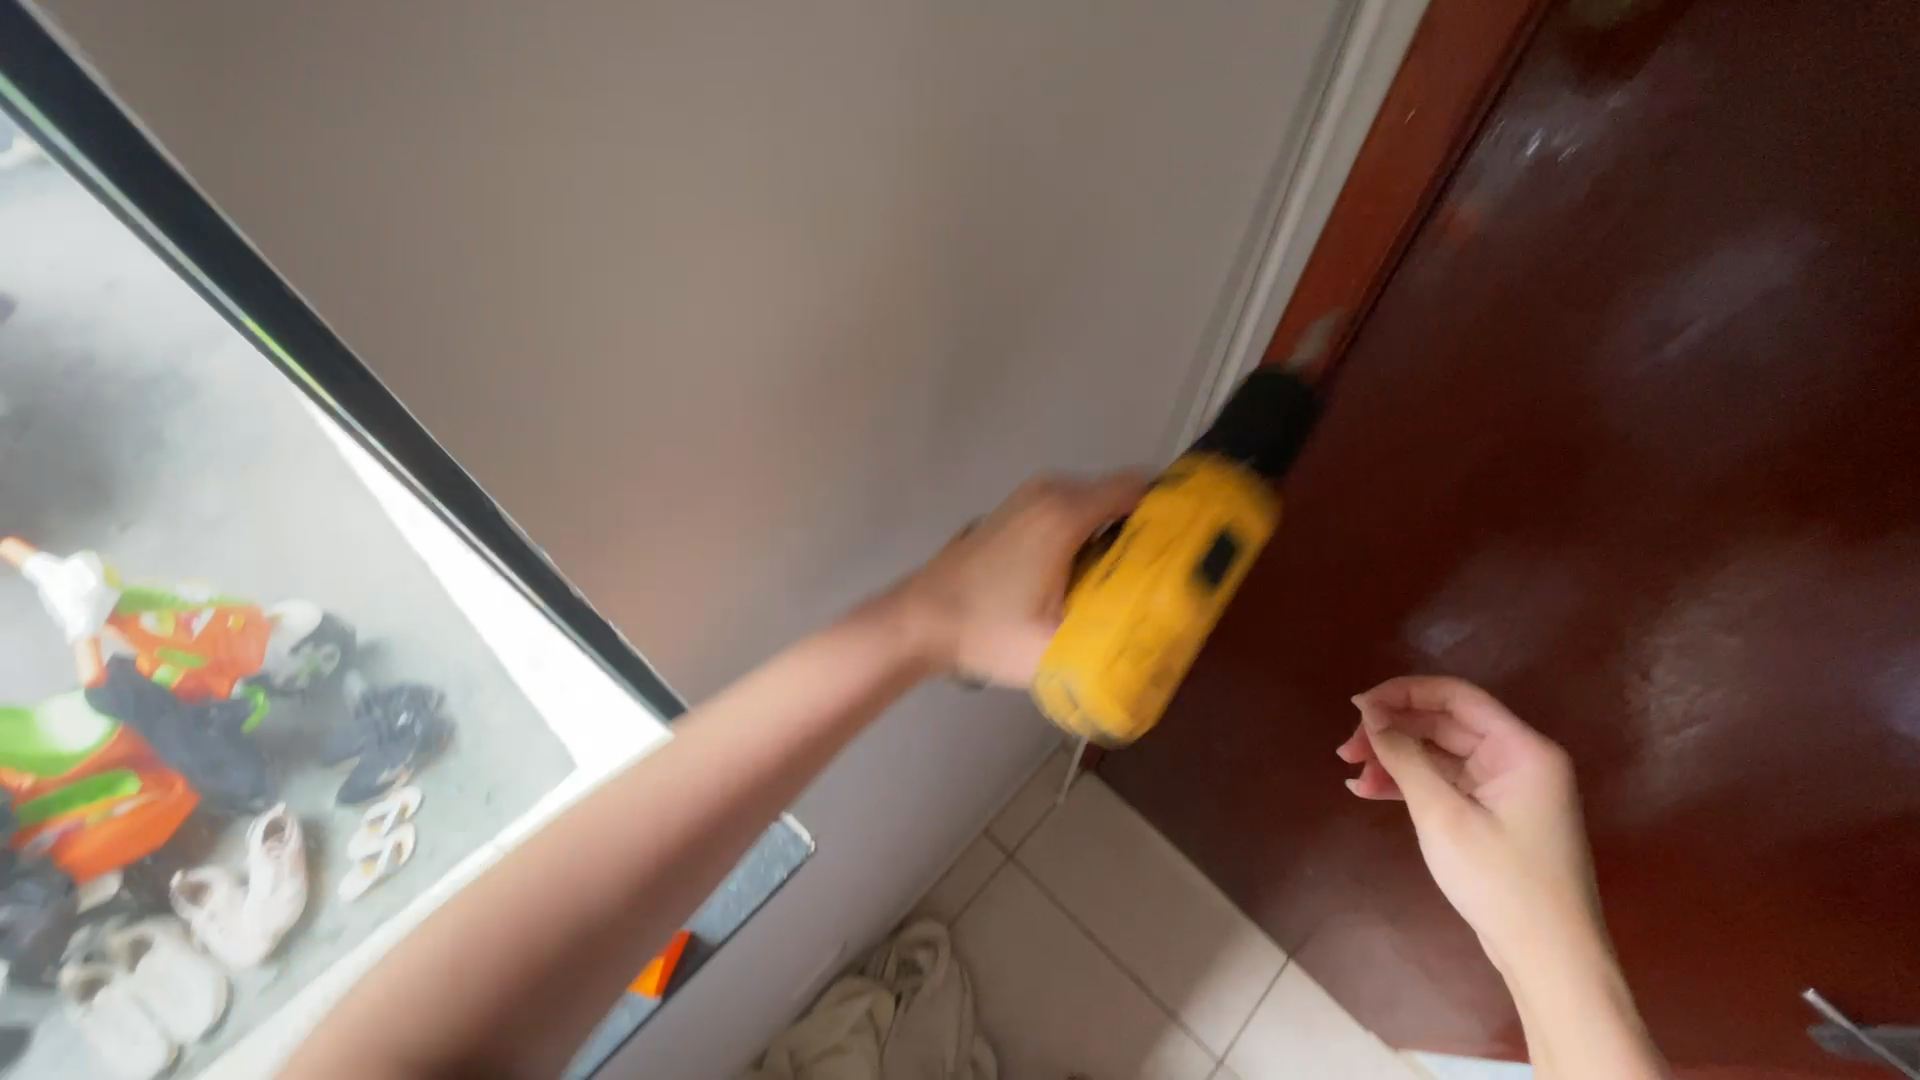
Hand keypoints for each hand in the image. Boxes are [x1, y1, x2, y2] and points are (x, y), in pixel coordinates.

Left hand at [893, 471, 1146, 686]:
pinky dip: (1083, 536)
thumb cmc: (987, 630)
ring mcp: (1026, 499)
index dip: (1169, 512)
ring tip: (1119, 585)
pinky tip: (1079, 580)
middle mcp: (1049, 493)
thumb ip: (1115, 636)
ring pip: (1091, 507)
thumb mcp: (1057, 644)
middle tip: (1157, 578)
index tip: (1186, 546)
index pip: (1138, 488)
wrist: (919, 621)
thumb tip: (1162, 633)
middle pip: (1118, 498)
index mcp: (1065, 513)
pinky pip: (1067, 513)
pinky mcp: (1012, 513)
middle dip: (1142, 534)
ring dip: (1110, 538)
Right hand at [1338, 675, 1601, 971]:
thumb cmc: (1500, 880)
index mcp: (1522, 749)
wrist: (1550, 959)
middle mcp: (1518, 759)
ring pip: (1438, 753)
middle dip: (1391, 732)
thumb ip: (1404, 756)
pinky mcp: (1494, 813)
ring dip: (1393, 759)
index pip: (1455, 696)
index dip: (1402, 694)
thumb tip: (1370, 713)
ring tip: (1353, 775)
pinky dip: (1408, 783)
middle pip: (1442, 724)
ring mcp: (1507, 787)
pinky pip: (1444, 781)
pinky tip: (1370, 791)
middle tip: (1346, 750)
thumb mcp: (1442, 814)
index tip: (1356, 709)